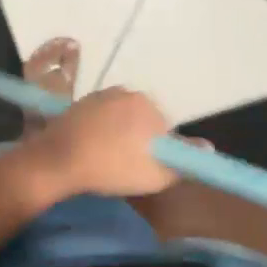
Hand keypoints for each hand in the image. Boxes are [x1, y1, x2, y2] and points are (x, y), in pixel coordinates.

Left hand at [23, 87, 177, 198]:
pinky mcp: (78, 104)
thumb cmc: (113, 167)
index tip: (144, 166)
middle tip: (124, 165)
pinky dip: (98, 130)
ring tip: (105, 159)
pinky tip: (90, 149)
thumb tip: (207, 146)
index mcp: (147, 104)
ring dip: (116, 134)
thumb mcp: (158, 174)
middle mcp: (126, 92)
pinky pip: (98, 118)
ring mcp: (99, 96)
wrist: (59, 160)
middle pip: (141, 119)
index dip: (157, 150)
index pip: (164, 128)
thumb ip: (185, 159)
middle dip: (137, 139)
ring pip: (119, 118)